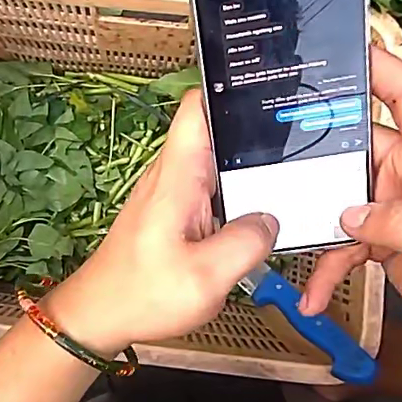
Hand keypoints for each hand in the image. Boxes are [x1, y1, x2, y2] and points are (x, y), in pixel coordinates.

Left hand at [43, 90, 277, 354]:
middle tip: (302, 138)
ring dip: (249, 167)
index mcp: (177, 175)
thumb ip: (246, 243)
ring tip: (293, 172)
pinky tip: (263, 208)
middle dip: (255, 132)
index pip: (197, 106)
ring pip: (218, 163)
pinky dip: (237, 194)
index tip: (268, 86)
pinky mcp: (176, 213)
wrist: (99, 315)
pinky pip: (213, 190)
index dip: (229, 88)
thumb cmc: (141, 294)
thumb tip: (270, 219)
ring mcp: (174, 193)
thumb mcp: (206, 277)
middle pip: (217, 132)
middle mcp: (173, 175)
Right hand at [297, 47, 401, 353]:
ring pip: (339, 193)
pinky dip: (325, 264)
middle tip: (274, 147)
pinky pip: (342, 241)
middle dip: (316, 144)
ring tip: (286, 233)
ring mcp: (396, 205)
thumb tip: (351, 214)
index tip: (340, 49)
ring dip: (312, 217)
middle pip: (357, 141)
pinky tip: (313, 291)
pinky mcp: (383, 236)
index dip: (379, 66)